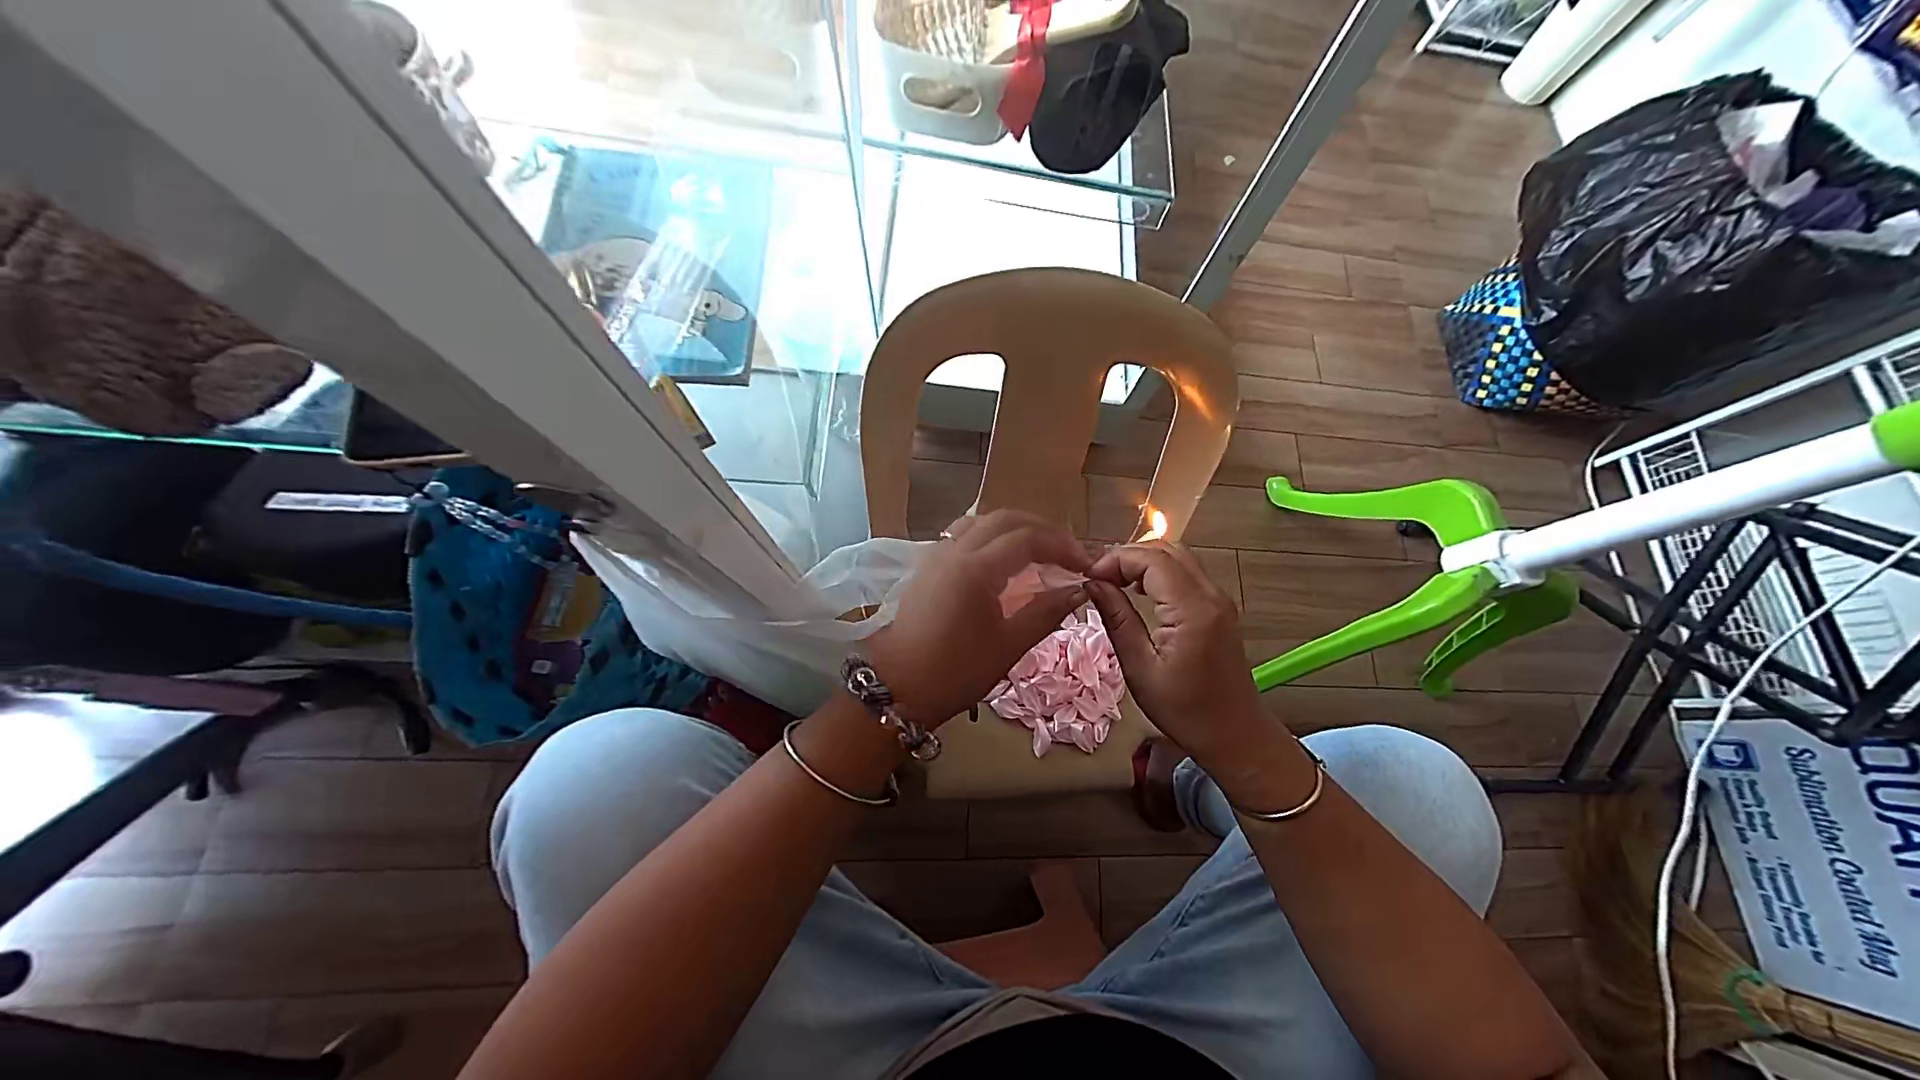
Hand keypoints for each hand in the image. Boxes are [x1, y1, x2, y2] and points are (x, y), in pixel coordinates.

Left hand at [865, 510, 1090, 725]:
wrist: (897, 686)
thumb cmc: (955, 672)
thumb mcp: (1009, 646)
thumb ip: (1046, 612)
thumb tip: (1078, 591)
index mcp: (975, 569)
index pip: (1028, 538)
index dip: (1062, 546)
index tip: (1085, 565)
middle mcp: (954, 551)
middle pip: (1006, 520)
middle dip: (1042, 530)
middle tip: (1068, 554)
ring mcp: (937, 555)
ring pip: (982, 522)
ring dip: (1015, 529)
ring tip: (1040, 552)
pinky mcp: (928, 566)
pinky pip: (964, 534)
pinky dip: (991, 537)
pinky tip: (1004, 561)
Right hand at [1085, 542, 1274, 762]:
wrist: (1235, 735)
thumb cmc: (1184, 710)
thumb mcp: (1140, 668)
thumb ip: (1117, 619)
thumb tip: (1093, 585)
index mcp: (1193, 610)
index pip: (1152, 559)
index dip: (1116, 560)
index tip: (1089, 578)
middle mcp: (1212, 595)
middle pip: (1167, 550)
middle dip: (1127, 556)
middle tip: (1097, 578)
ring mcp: (1219, 599)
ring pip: (1178, 557)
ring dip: (1142, 562)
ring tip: (1112, 584)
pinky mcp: (1219, 608)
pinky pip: (1186, 573)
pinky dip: (1158, 573)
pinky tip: (1136, 592)